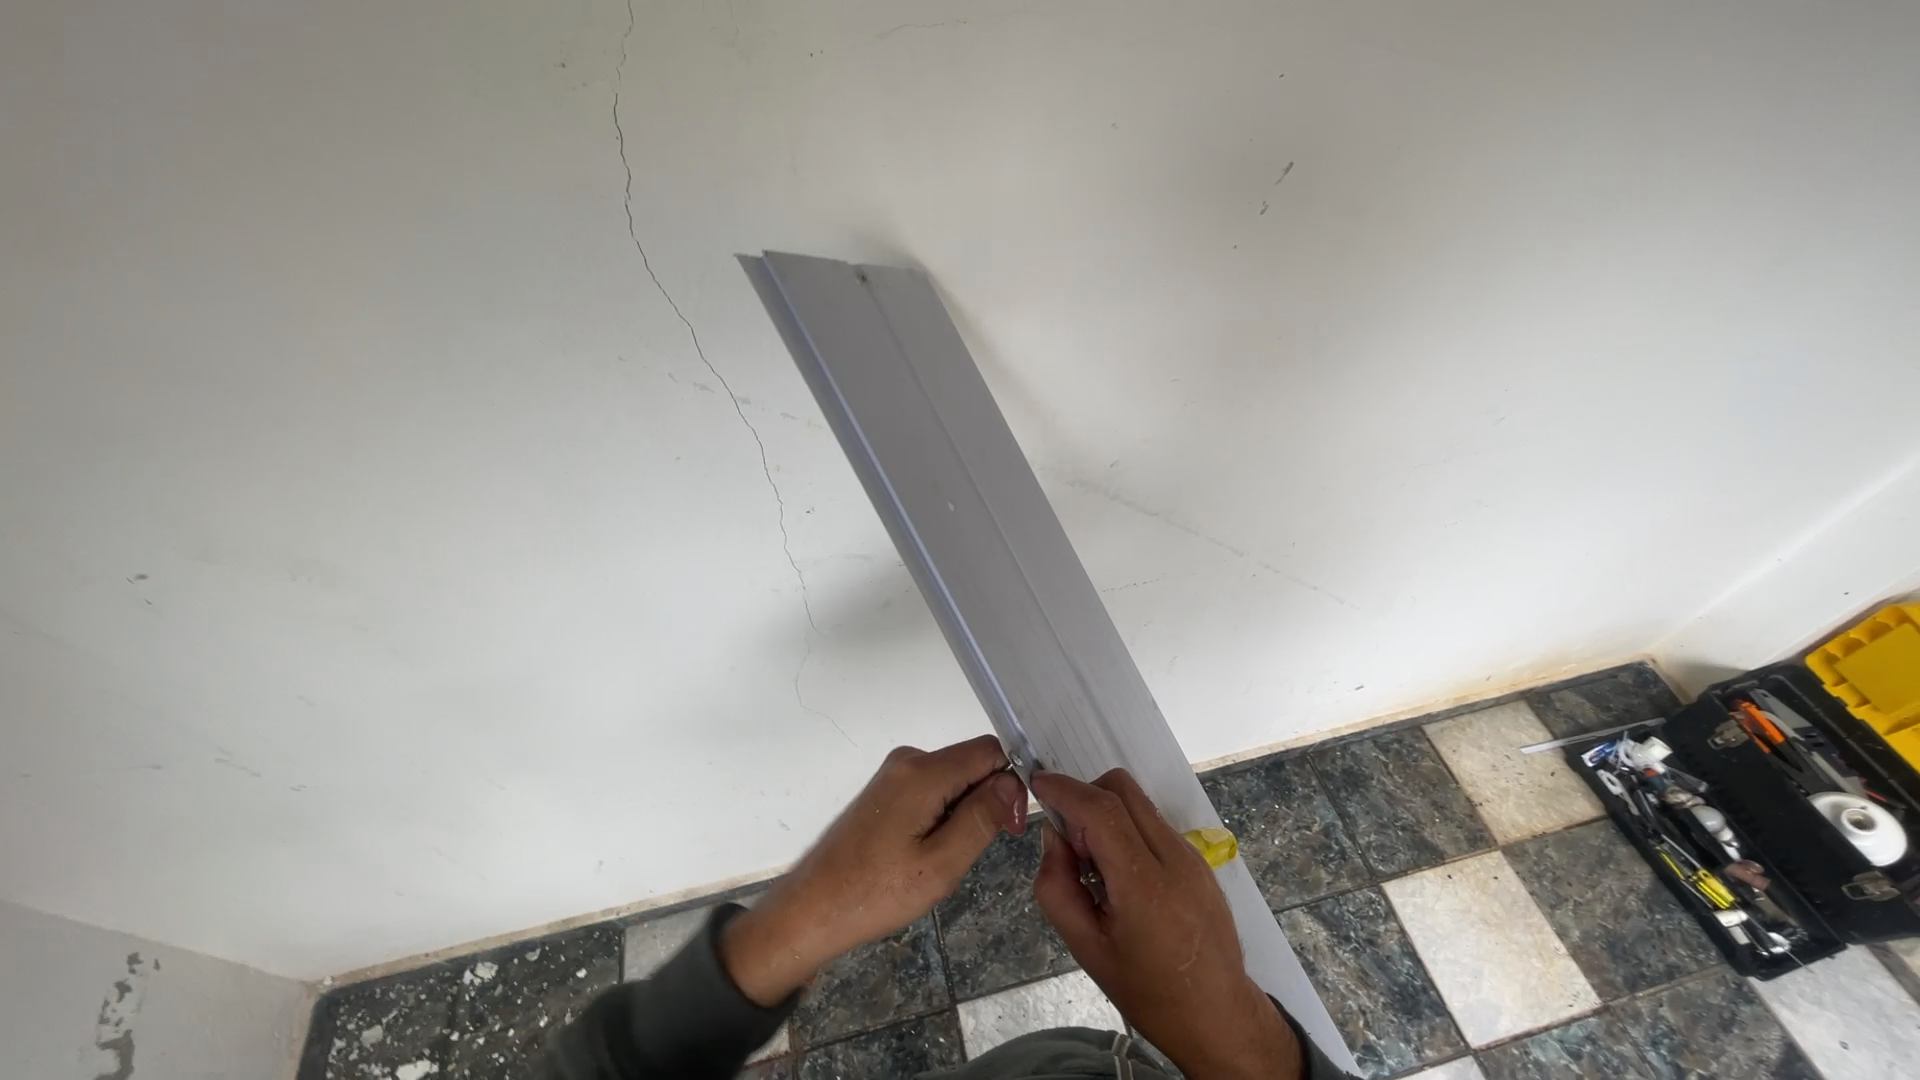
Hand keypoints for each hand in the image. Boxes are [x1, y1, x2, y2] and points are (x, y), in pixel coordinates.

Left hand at [722, 735, 1027, 1004]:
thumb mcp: (941, 865)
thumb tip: (1013, 782)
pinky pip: (933, 790)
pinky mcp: (886, 791)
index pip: (990, 750)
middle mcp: (908, 760)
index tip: (1009, 827)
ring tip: (944, 859)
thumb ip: (981, 818)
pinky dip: (942, 815)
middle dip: (987, 801)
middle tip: (973, 854)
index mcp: (923, 772)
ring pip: (953, 780)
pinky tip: (926, 852)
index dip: (1009, 783)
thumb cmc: (878, 892)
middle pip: (971, 764)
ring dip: (963, 813)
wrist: (813, 908)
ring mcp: (894, 774)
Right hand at [1031, 769, 1302, 1079]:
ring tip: (1098, 867)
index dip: (1065, 789)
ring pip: (1138, 802)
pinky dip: (1127, 829)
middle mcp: (1174, 858)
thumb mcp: (1085, 948)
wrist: (1219, 1016)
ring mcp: (1192, 855)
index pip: (1101, 810)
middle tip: (1072, 842)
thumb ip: (1057, 886)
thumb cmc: (1146, 991)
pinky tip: (1122, 875)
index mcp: (1144, 885)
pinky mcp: (1199, 859)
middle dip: (1085, 796)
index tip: (1038, 783)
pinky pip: (1153, 822)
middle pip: (1122, 789)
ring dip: (1106, 813)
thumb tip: (1054, 836)